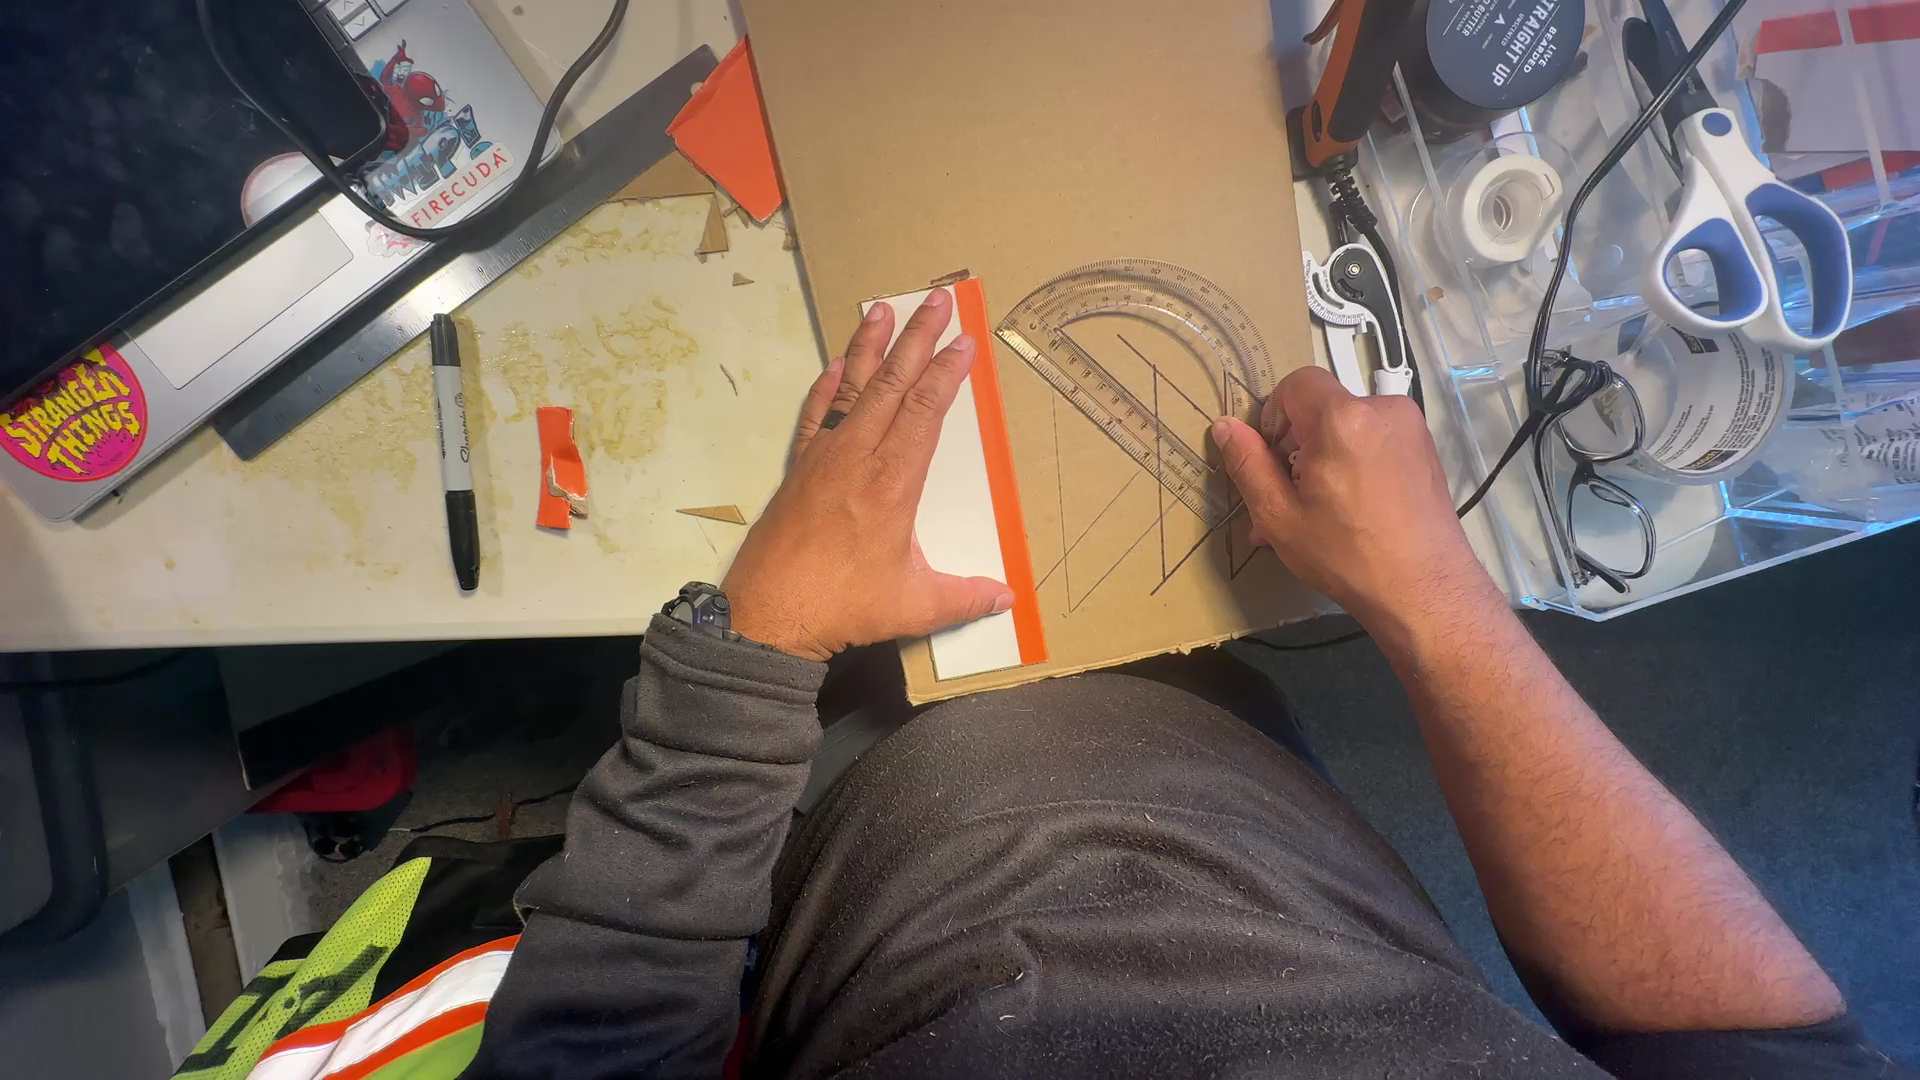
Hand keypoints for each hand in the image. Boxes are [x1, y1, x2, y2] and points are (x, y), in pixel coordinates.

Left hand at [722, 290, 1013, 660]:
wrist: (768, 615)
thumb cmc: (843, 606)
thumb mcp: (913, 606)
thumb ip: (964, 598)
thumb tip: (1007, 597)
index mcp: (893, 482)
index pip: (926, 412)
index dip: (947, 373)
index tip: (964, 342)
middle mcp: (858, 457)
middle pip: (893, 384)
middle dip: (917, 338)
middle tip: (935, 300)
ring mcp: (824, 458)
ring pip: (852, 389)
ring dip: (870, 347)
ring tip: (881, 308)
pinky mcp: (799, 469)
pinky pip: (815, 416)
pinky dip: (827, 387)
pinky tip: (835, 366)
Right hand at [1211, 367, 1496, 625]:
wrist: (1423, 590)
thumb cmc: (1345, 554)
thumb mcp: (1278, 514)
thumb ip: (1247, 463)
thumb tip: (1225, 427)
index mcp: (1343, 419)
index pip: (1296, 383)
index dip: (1273, 414)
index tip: (1270, 458)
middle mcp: (1382, 410)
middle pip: (1320, 407)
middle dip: (1293, 444)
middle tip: (1281, 496)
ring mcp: (1409, 428)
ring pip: (1344, 427)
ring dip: (1318, 459)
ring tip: (1309, 511)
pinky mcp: (1423, 449)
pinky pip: (1370, 441)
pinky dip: (1347, 465)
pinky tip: (1340, 509)